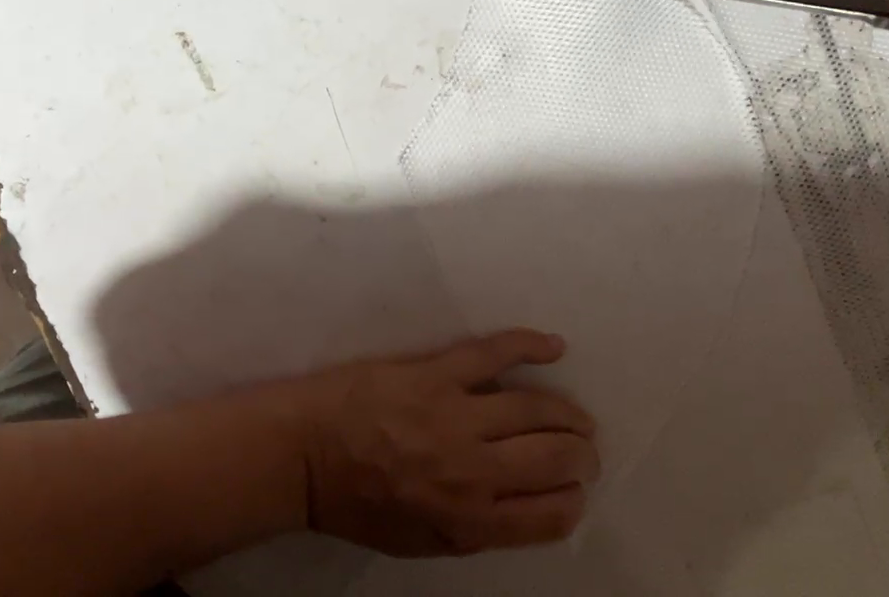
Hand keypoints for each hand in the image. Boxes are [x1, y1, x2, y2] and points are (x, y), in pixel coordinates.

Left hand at [269, 329, 597, 556]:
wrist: (304, 454)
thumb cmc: (358, 503)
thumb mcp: (420, 542)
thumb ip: (474, 529)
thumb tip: (525, 511)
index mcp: (469, 520)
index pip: (552, 514)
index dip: (573, 500)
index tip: (573, 489)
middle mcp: (473, 470)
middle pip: (554, 458)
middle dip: (581, 456)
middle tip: (584, 449)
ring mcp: (457, 416)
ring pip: (536, 408)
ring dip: (567, 413)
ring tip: (577, 416)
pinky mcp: (437, 372)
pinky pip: (494, 352)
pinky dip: (530, 345)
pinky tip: (554, 346)